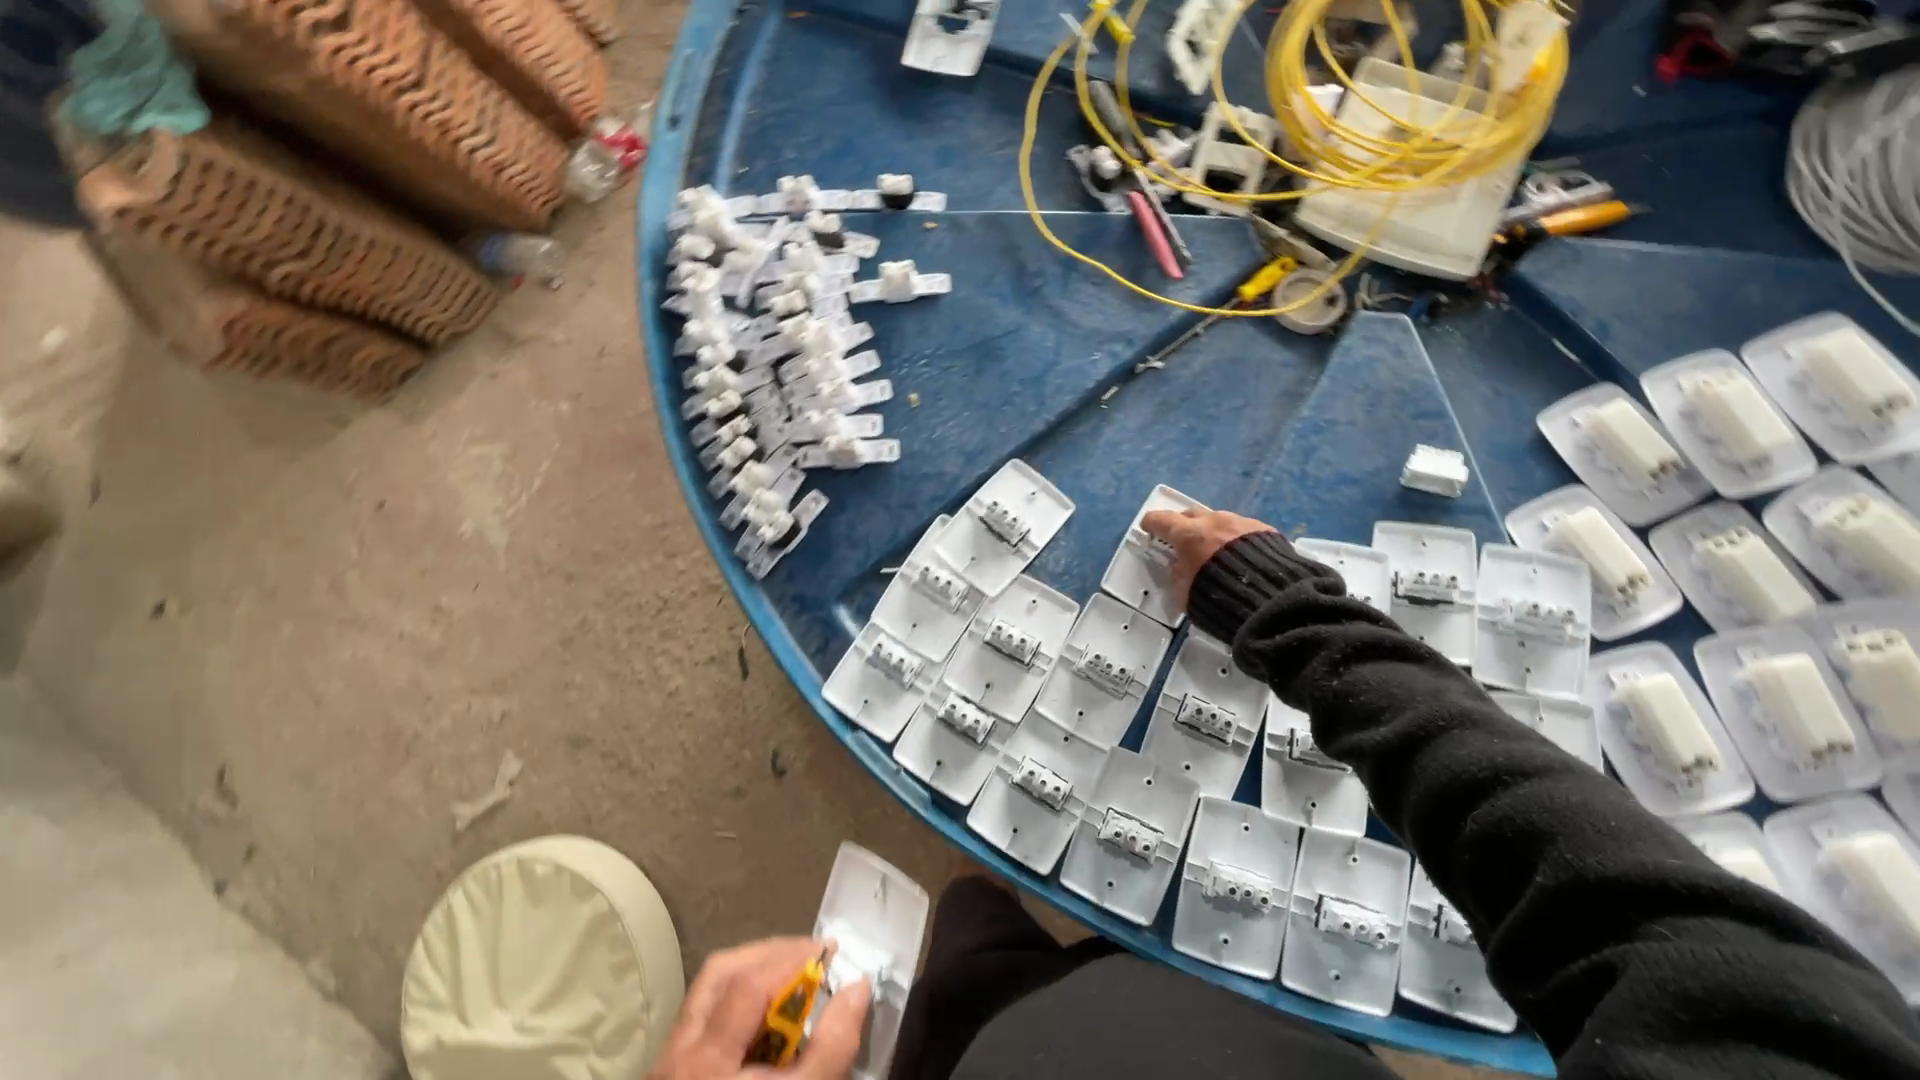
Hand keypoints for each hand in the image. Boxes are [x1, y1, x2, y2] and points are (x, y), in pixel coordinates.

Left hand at [650, 937, 871, 1079]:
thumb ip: (832, 1047)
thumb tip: (858, 988)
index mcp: (706, 1061)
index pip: (749, 985)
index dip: (794, 962)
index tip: (834, 955)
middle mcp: (679, 1053)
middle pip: (721, 973)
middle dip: (771, 954)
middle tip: (813, 957)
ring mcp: (668, 1064)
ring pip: (708, 991)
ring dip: (753, 972)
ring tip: (794, 977)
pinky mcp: (670, 1075)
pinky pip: (705, 1016)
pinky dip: (739, 1000)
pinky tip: (768, 1019)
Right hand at [1140, 508, 1277, 610]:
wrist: (1268, 597)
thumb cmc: (1216, 595)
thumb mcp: (1184, 592)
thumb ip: (1178, 575)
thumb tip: (1180, 566)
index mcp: (1187, 535)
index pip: (1161, 520)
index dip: (1152, 524)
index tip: (1149, 528)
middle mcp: (1212, 521)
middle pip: (1191, 515)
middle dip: (1184, 525)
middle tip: (1183, 539)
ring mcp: (1240, 522)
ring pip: (1219, 520)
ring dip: (1213, 532)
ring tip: (1216, 549)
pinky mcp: (1263, 530)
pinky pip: (1242, 530)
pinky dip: (1235, 539)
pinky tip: (1240, 555)